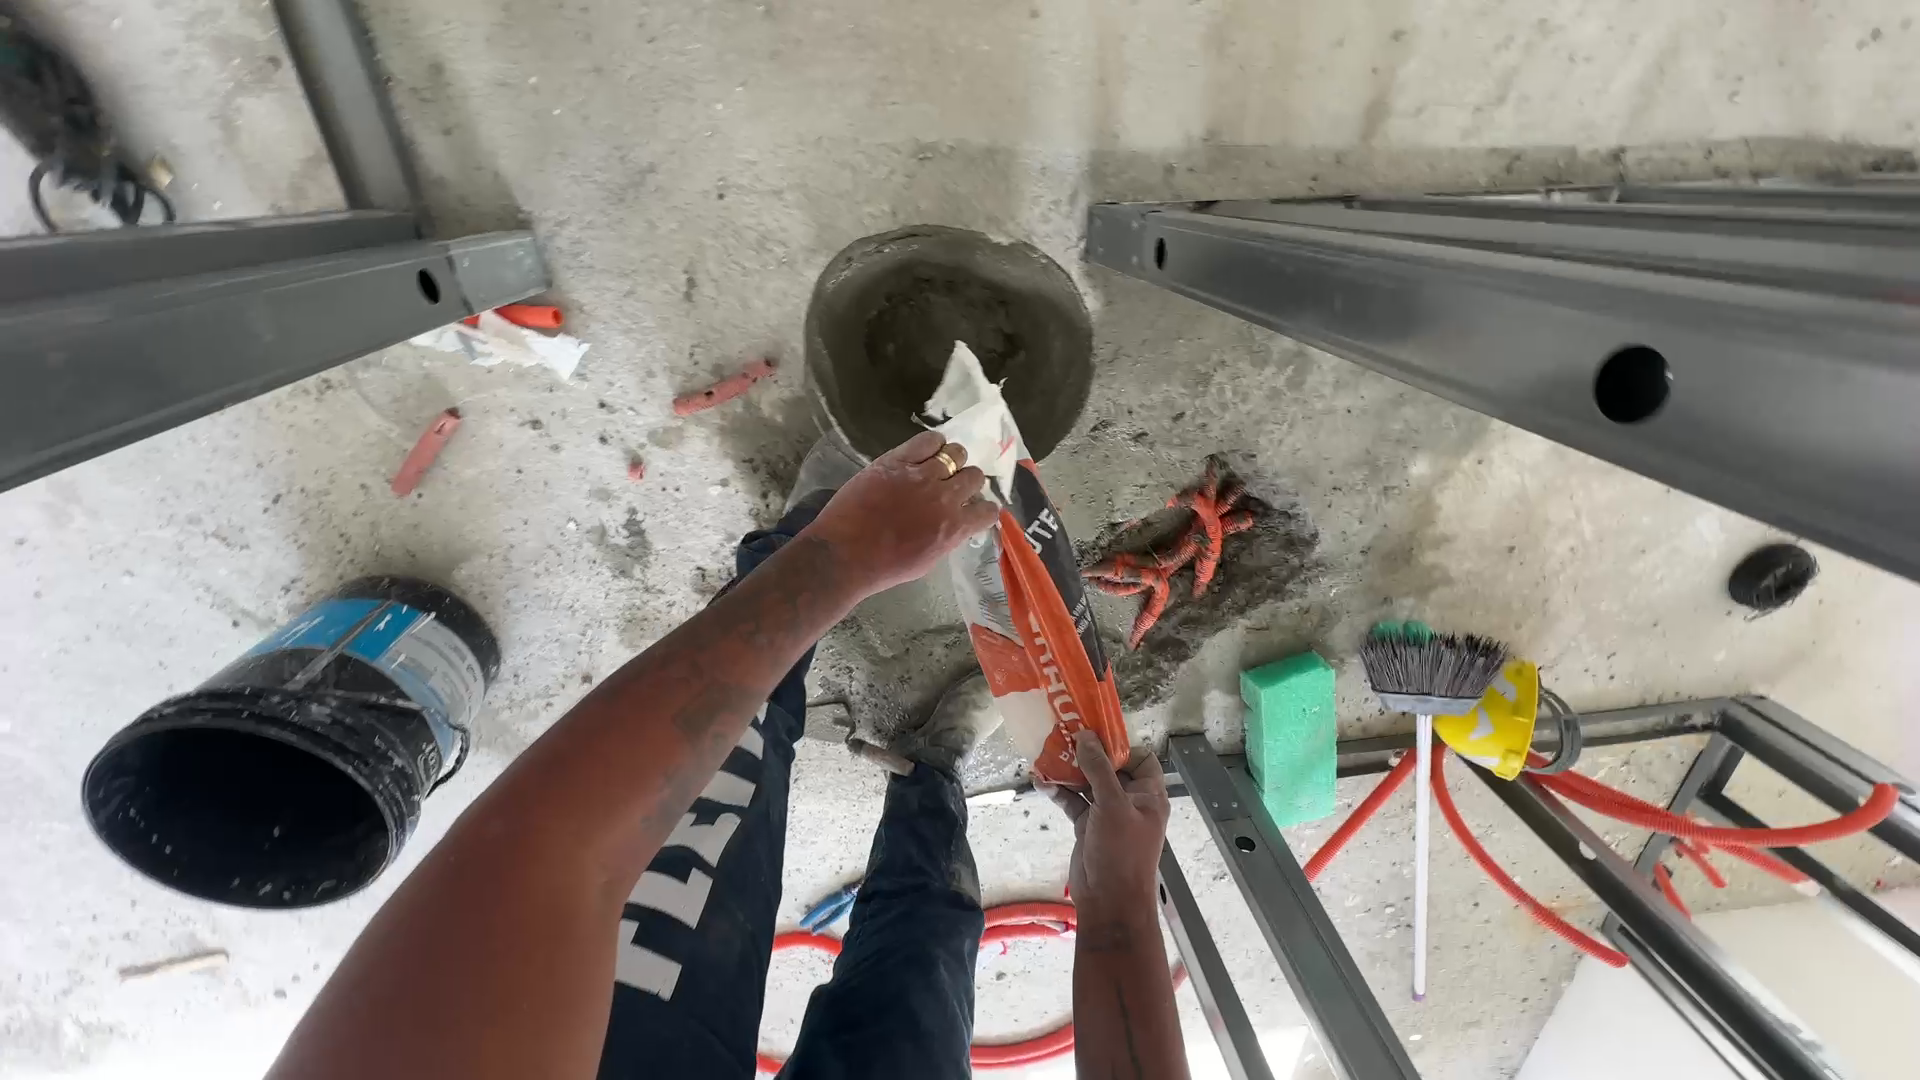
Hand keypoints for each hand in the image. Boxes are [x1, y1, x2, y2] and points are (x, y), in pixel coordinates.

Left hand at [804, 430, 999, 598]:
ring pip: (956, 454)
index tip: (974, 510)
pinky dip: (934, 444)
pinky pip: (928, 440)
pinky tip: (928, 452)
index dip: (983, 510)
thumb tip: (954, 525)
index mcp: (953, 527)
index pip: (988, 510)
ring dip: (953, 461)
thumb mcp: (927, 562)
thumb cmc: (884, 567)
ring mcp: (921, 475)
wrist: (844, 554)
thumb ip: (947, 538)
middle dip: (968, 482)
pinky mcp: (897, 461)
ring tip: (940, 467)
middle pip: (974, 476)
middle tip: (953, 487)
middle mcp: (944, 497)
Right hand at [1047, 729, 1169, 917]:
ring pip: (1087, 782)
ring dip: (1068, 770)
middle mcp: (1129, 800)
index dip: (1121, 745)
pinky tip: (1040, 781)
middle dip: (1087, 753)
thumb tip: (1086, 736)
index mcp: (1148, 795)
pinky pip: (1073, 801)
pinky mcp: (1087, 825)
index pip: (1141, 758)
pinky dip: (1058, 791)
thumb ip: (1099, 769)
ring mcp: (1107, 813)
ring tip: (1046, 753)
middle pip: (1109, 767)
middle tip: (1064, 734)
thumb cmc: (1121, 853)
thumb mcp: (1112, 805)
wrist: (1108, 903)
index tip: (1095, 732)